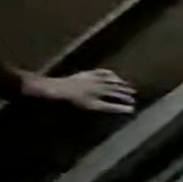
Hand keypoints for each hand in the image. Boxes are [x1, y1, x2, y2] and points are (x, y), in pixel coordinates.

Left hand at [20, 69, 135, 113]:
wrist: (49, 88)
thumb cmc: (71, 100)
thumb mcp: (93, 106)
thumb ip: (113, 107)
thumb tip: (132, 110)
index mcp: (104, 90)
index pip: (120, 95)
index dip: (127, 99)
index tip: (133, 103)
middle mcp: (100, 82)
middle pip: (116, 85)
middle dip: (125, 89)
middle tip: (133, 92)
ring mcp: (91, 77)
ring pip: (110, 78)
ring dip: (119, 80)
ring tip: (125, 82)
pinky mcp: (83, 74)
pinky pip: (99, 71)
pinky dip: (107, 72)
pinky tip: (111, 73)